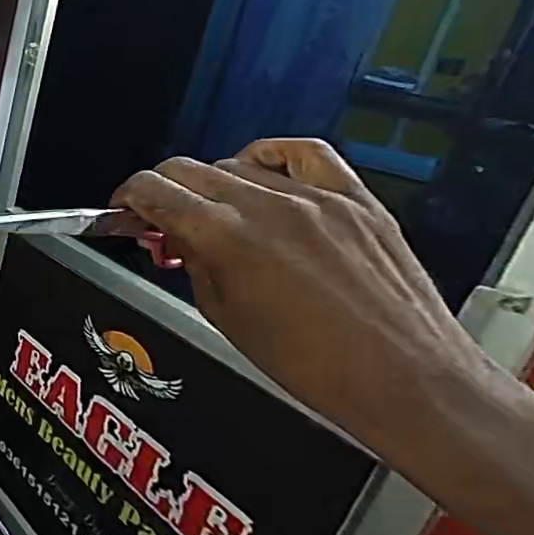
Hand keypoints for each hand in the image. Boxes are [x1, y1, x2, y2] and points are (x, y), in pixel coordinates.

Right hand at [110, 138, 506, 452]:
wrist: (408, 383)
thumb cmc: (317, 365)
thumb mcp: (221, 314)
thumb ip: (189, 261)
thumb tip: (173, 236)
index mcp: (225, 237)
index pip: (151, 189)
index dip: (126, 197)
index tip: (125, 208)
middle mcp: (266, 206)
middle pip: (184, 168)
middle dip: (160, 190)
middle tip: (160, 219)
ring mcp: (314, 198)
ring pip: (233, 163)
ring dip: (209, 184)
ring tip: (215, 214)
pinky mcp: (355, 200)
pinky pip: (303, 152)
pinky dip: (270, 156)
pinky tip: (261, 174)